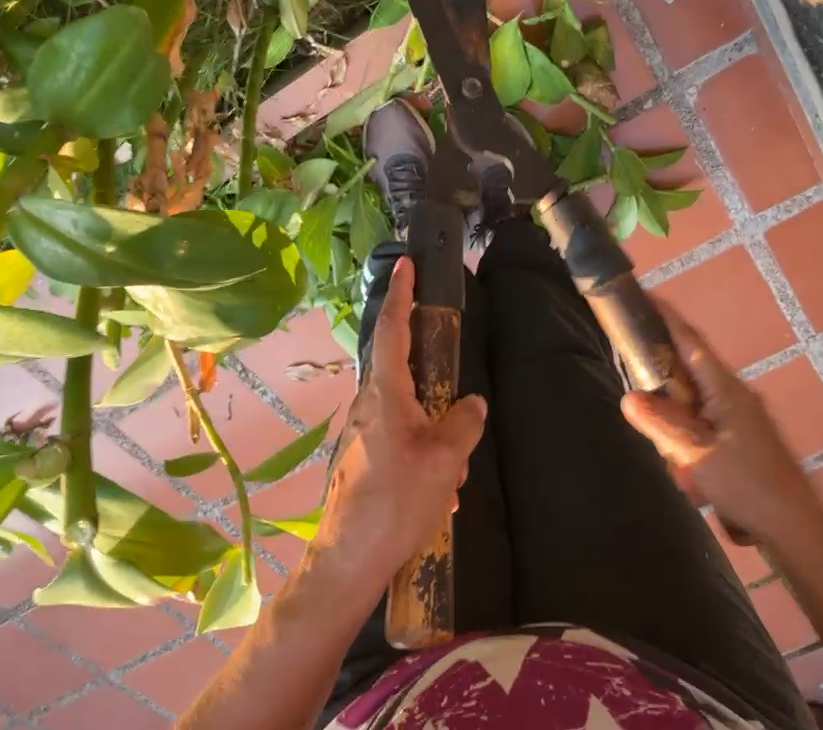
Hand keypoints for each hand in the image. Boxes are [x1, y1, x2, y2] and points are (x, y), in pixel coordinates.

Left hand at [310, 258, 486, 583]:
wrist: (350, 558)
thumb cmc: (397, 499)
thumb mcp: (445, 460)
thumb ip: (463, 423)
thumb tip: (472, 404)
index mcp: (385, 394)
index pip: (393, 329)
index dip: (402, 295)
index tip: (406, 264)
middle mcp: (367, 406)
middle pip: (402, 375)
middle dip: (434, 388)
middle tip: (455, 417)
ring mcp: (360, 435)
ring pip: (406, 417)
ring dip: (433, 437)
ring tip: (450, 479)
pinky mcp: (360, 460)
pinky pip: (399, 444)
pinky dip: (423, 459)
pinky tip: (438, 494)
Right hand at [620, 308, 811, 541]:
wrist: (796, 527)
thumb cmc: (747, 484)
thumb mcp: (695, 454)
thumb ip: (661, 424)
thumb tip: (629, 397)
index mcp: (725, 388)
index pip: (690, 342)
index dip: (667, 318)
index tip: (644, 295)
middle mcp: (735, 395)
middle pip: (689, 370)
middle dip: (662, 376)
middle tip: (635, 381)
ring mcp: (741, 418)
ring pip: (694, 403)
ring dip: (675, 420)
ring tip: (668, 450)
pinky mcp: (742, 441)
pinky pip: (704, 426)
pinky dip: (687, 439)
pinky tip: (685, 469)